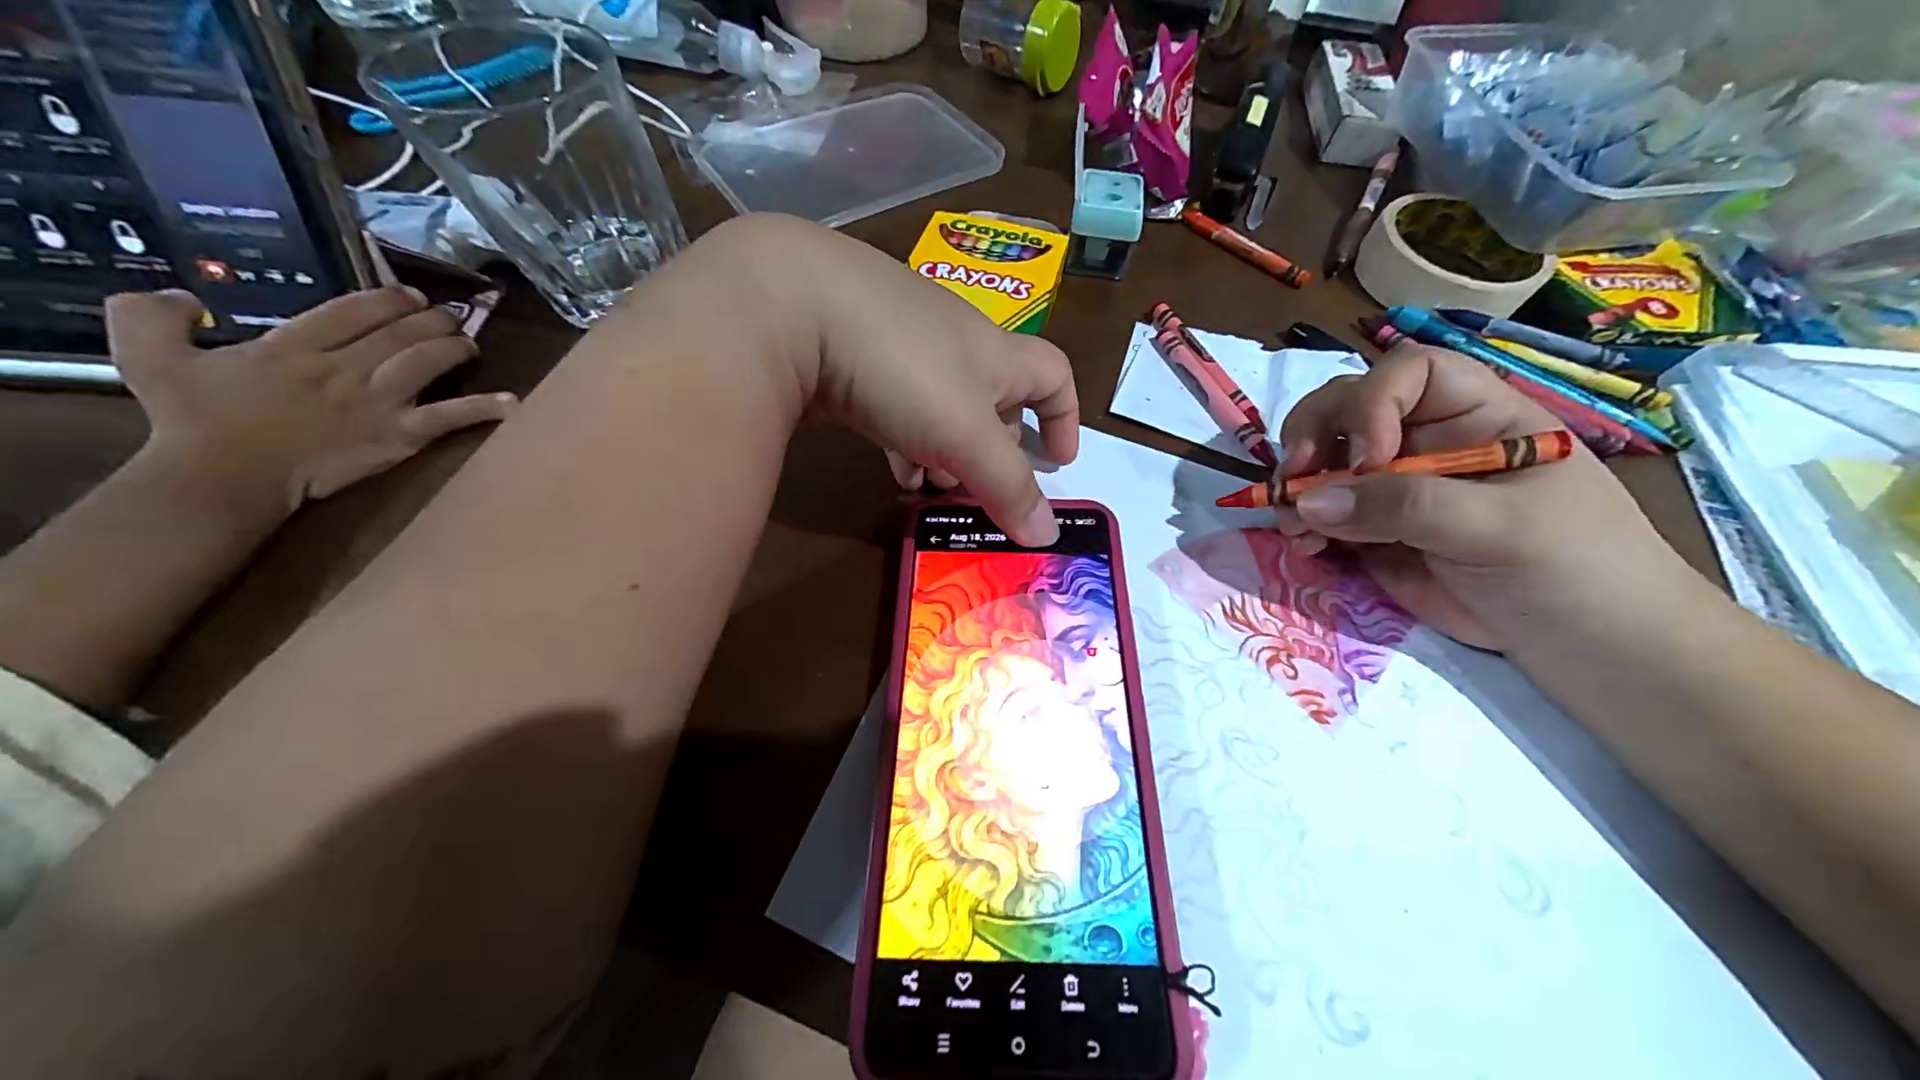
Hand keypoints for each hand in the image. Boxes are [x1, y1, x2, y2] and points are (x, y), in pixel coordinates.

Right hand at [106, 287, 516, 514]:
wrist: (224, 475)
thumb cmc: (190, 417)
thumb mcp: (145, 354)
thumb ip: (150, 314)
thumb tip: (180, 295)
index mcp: (295, 345)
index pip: (355, 310)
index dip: (389, 298)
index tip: (410, 295)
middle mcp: (345, 367)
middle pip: (400, 333)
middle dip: (431, 319)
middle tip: (449, 315)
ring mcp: (377, 403)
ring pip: (427, 364)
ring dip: (454, 348)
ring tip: (469, 341)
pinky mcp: (398, 436)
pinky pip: (449, 419)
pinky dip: (482, 410)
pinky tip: (513, 403)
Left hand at [708, 216, 1078, 546]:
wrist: (792, 305)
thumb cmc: (900, 365)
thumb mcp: (963, 432)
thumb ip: (1006, 484)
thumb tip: (1047, 535)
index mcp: (993, 354)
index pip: (1052, 376)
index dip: (1064, 418)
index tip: (1057, 463)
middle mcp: (954, 344)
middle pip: (994, 401)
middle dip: (995, 450)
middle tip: (981, 492)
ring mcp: (901, 346)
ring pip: (942, 407)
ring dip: (948, 452)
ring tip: (935, 490)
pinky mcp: (854, 357)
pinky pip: (896, 405)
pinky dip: (906, 441)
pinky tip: (894, 470)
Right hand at [1274, 342, 1692, 651]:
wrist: (1591, 649)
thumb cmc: (1574, 568)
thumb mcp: (1501, 527)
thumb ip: (1406, 506)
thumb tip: (1308, 501)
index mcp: (1476, 418)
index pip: (1409, 374)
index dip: (1373, 402)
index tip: (1367, 460)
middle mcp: (1425, 442)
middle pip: (1346, 407)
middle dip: (1312, 435)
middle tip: (1294, 478)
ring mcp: (1393, 489)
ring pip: (1322, 461)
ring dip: (1296, 486)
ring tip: (1296, 528)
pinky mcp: (1372, 535)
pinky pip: (1320, 516)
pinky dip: (1301, 526)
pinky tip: (1305, 548)